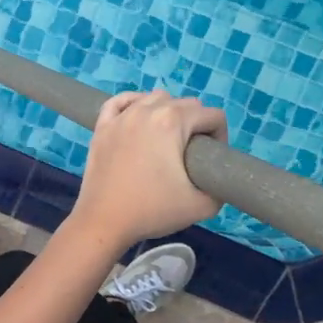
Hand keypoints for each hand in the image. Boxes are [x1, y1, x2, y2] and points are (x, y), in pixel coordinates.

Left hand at [70, 89, 225, 246]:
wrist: (103, 223)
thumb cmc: (151, 212)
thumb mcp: (201, 206)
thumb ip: (220, 190)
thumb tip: (217, 183)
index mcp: (173, 121)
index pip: (212, 116)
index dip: (220, 137)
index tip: (211, 160)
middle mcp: (147, 110)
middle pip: (186, 104)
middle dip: (195, 125)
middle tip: (190, 155)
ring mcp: (121, 117)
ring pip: (154, 98)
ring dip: (167, 112)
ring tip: (166, 139)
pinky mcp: (101, 128)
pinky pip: (120, 102)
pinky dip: (133, 104)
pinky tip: (138, 119)